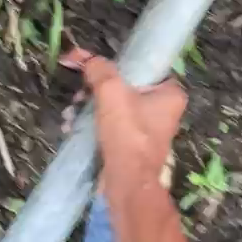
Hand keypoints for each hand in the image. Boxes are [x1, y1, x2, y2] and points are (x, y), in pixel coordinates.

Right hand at [63, 48, 186, 193]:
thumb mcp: (111, 92)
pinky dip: (93, 125)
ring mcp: (149, 130)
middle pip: (124, 88)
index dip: (117, 66)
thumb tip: (85, 58)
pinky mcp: (133, 146)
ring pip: (114, 108)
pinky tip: (73, 127)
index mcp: (171, 94)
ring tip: (71, 114)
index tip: (93, 69)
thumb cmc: (127, 134)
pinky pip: (112, 126)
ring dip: (89, 108)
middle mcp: (164, 111)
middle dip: (95, 91)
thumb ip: (99, 69)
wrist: (127, 183)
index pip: (144, 68)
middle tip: (78, 96)